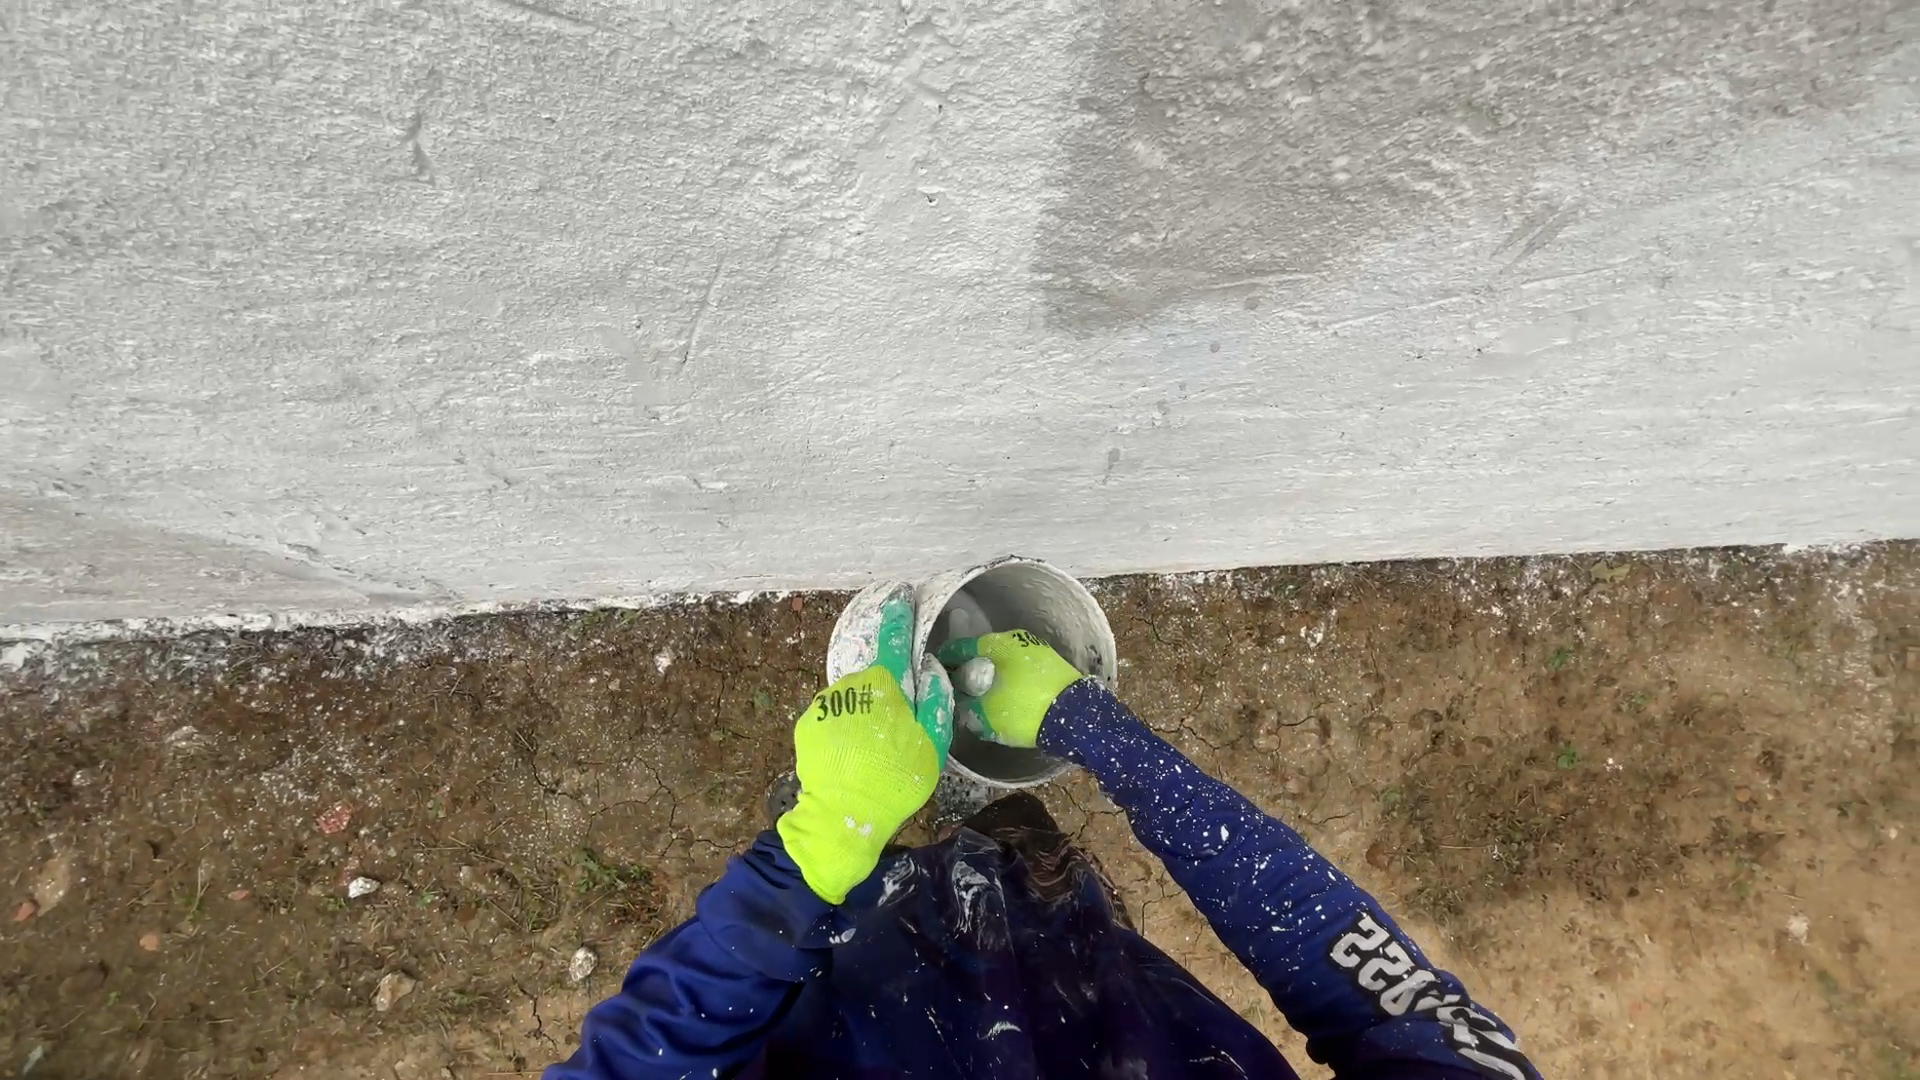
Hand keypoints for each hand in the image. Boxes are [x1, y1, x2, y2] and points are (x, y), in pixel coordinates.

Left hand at [777, 587, 952, 903]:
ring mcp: (824, 704)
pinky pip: (834, 715)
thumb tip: (930, 671)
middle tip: (897, 726)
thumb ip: (935, 702)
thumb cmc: (893, 780)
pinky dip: (844, 726)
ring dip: (863, 711)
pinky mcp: (807, 724)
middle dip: (885, 690)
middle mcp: (849, 684)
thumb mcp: (932, 745)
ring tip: (872, 748)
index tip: (902, 594)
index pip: (893, 639)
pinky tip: (851, 755)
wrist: (840, 818)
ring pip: (852, 696)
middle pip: (873, 676)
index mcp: (884, 685)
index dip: (899, 616)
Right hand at [934, 630, 1082, 748]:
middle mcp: (1016, 640)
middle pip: (981, 654)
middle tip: (957, 692)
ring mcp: (1036, 651)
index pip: (958, 648)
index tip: (936, 676)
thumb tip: (956, 702)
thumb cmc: (1027, 709)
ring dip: (989, 678)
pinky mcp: (1050, 666)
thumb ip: (965, 706)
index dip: (943, 663)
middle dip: (968, 672)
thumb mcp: (986, 713)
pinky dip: (1007, 682)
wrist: (1078, 718)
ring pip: (1001, 663)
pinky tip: (1004, 699)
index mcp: (996, 643)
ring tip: (980, 700)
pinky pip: (1018, 671)